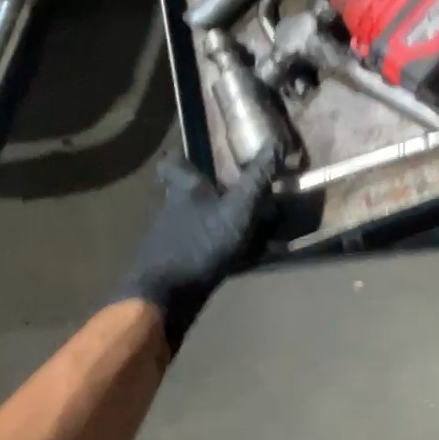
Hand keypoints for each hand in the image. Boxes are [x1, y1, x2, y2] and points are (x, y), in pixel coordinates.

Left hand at [110, 146, 277, 351]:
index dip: (179, 156)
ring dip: (214, 217)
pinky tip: (237, 253)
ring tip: (246, 219)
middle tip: (234, 184)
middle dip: (206, 188)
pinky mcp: (174, 263)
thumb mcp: (238, 208)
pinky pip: (198, 245)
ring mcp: (169, 238)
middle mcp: (172, 210)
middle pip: (184, 192)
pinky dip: (216, 244)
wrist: (162, 298)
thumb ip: (257, 178)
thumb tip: (276, 141)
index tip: (190, 150)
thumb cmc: (200, 243)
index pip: (171, 165)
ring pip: (192, 219)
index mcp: (184, 191)